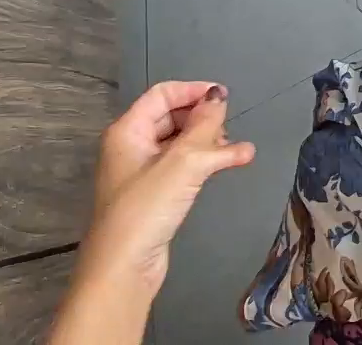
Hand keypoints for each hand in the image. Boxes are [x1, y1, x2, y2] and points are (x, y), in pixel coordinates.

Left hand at [77, 81, 255, 293]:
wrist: (123, 271)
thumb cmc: (146, 208)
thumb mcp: (182, 161)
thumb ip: (205, 125)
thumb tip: (219, 97)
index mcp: (128, 131)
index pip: (163, 94)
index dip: (194, 90)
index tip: (225, 96)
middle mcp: (133, 146)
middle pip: (174, 117)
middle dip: (205, 119)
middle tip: (229, 128)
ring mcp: (143, 172)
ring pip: (182, 142)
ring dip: (211, 141)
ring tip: (237, 149)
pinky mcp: (156, 194)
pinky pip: (185, 166)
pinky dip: (209, 161)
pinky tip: (237, 160)